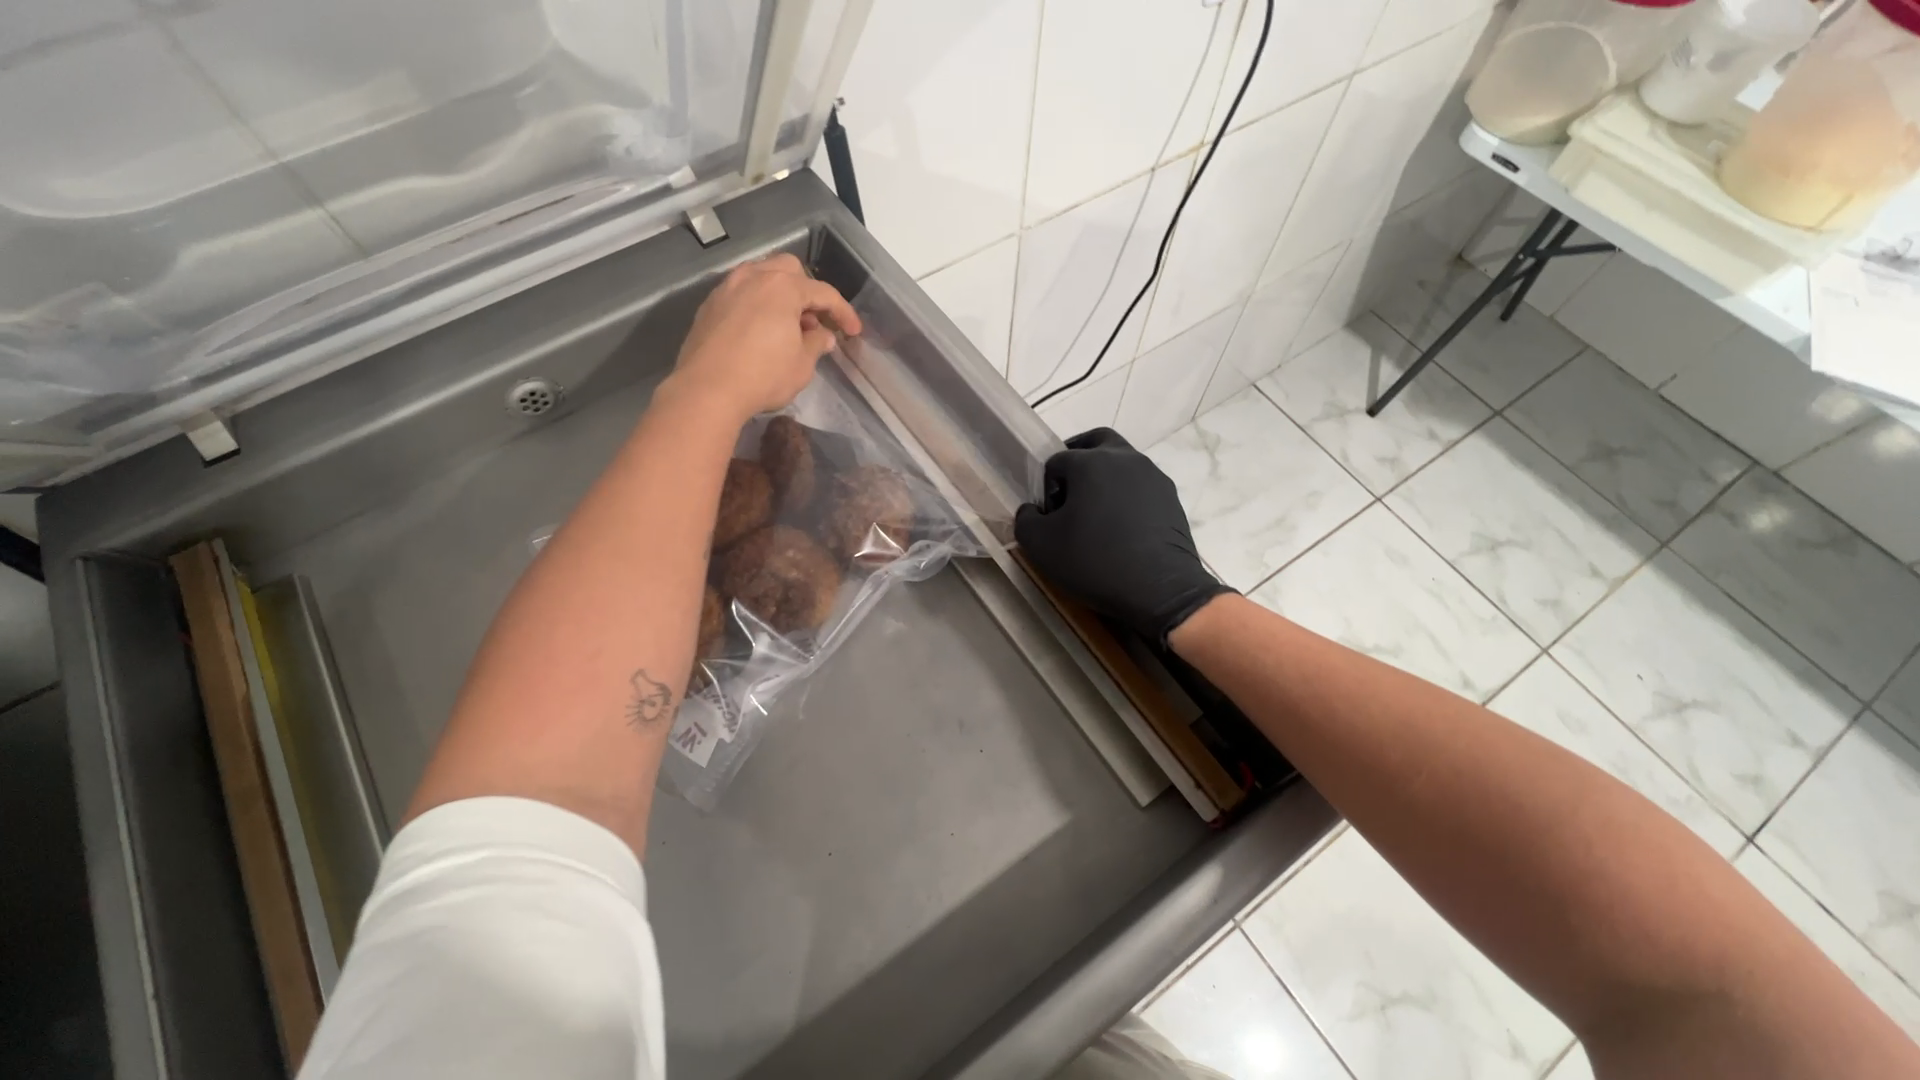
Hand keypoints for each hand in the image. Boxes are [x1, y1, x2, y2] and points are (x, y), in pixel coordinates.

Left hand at [668, 254, 862, 421]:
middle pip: (789, 270)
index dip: (843, 312)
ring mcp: (727, 288)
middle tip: (813, 321)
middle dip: (807, 291)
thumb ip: (815, 344)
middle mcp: (754, 277)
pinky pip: (740, 294)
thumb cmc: (763, 376)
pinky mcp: (709, 306)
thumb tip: (822, 336)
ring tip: (786, 325)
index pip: (823, 293)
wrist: (706, 390)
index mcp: (783, 287)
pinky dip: (756, 305)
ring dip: (779, 295)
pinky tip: (759, 331)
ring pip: (760, 277)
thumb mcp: (801, 365)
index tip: (853, 331)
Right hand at [1014, 428, 1232, 645]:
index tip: (1049, 516)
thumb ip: (1026, 519)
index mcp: (1091, 462)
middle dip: (1078, 460)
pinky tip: (1121, 530)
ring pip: (1122, 465)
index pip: (1056, 462)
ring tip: (1096, 516)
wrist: (1159, 590)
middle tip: (1069, 491)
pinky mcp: (1171, 499)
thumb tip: (1032, 510)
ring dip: (1105, 480)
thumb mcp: (1041, 545)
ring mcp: (1153, 477)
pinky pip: (1141, 488)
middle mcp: (1125, 459)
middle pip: (1096, 443)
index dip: (1046, 488)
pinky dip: (1127, 498)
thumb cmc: (1094, 561)